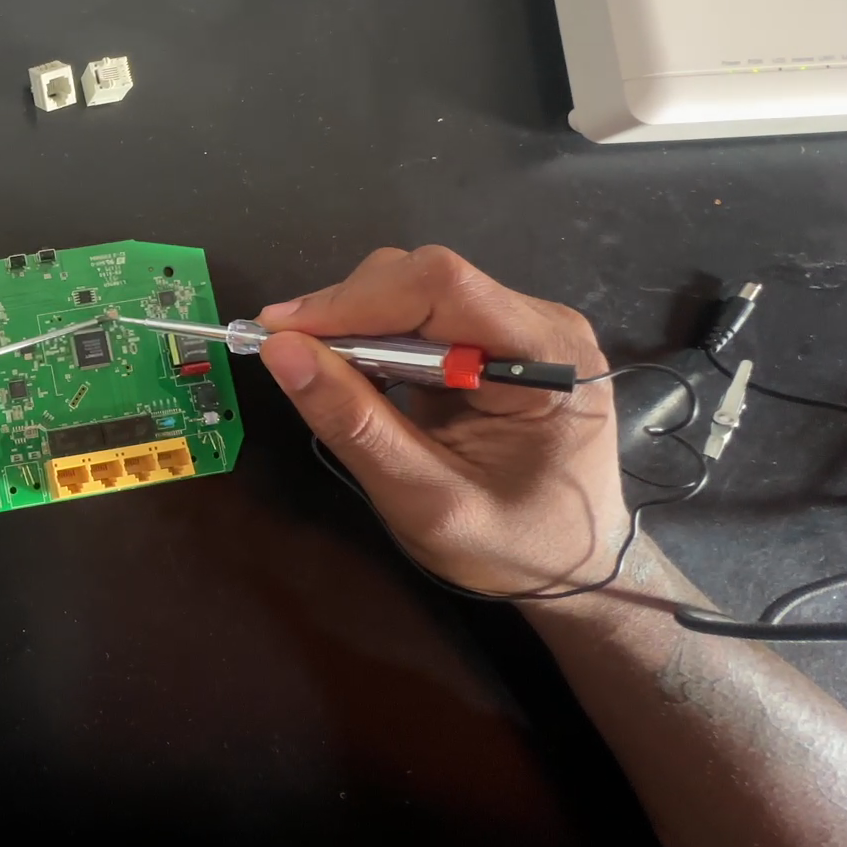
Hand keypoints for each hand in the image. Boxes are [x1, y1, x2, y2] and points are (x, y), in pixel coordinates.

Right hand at [255, 246, 621, 595]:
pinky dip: (361, 335)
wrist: (568, 568)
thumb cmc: (507, 543)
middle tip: (290, 360)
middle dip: (342, 312)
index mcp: (544, 357)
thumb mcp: (420, 496)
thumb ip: (351, 421)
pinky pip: (407, 311)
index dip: (350, 301)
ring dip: (347, 323)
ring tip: (320, 374)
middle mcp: (535, 323)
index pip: (438, 285)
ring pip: (404, 287)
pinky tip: (349, 374)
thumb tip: (279, 349)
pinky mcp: (485, 337)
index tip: (279, 336)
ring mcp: (511, 326)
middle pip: (417, 277)